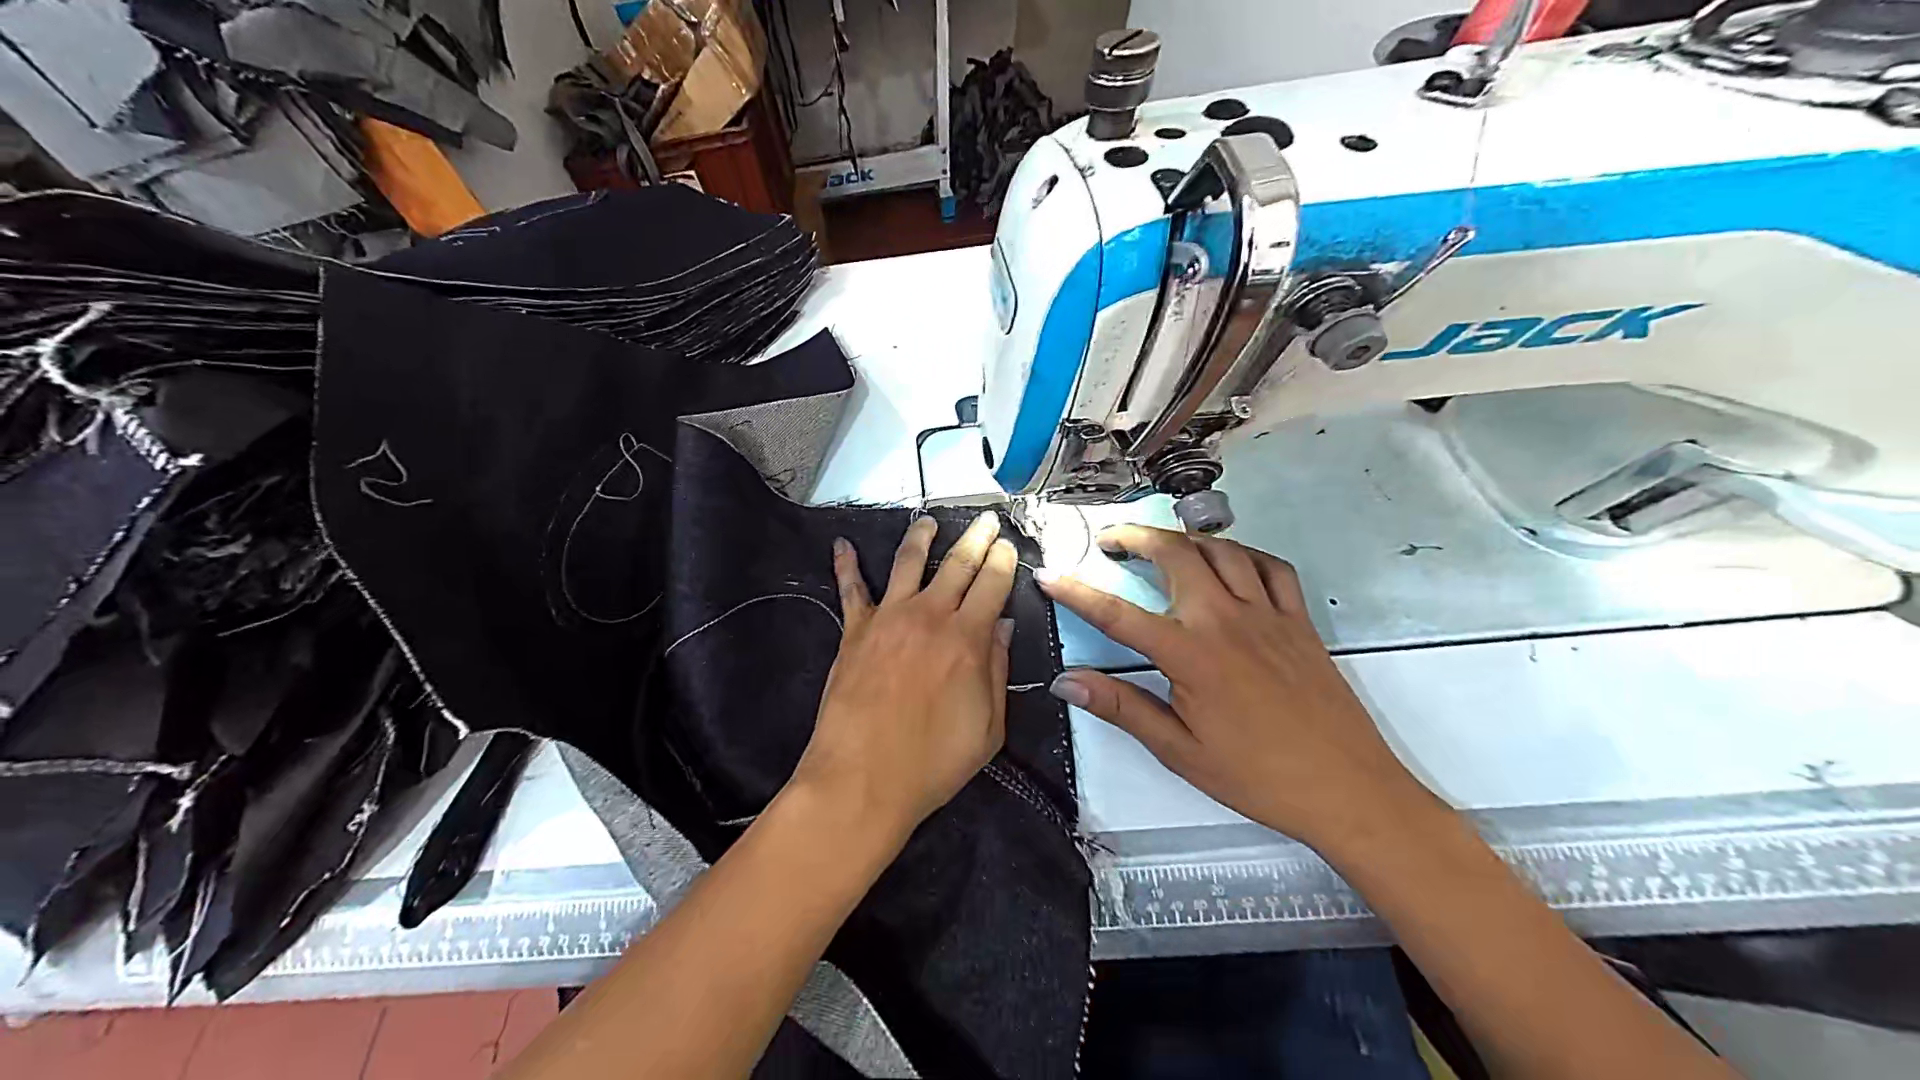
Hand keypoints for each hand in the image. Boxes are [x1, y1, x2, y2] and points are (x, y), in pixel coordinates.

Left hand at [790, 511, 1017, 836]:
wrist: (862, 779)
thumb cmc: (931, 762)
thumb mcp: (989, 727)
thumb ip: (998, 671)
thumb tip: (1003, 627)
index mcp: (968, 638)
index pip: (993, 583)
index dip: (1003, 560)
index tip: (1007, 546)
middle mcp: (930, 616)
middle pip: (958, 563)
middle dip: (976, 537)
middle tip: (986, 519)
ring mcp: (889, 618)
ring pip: (908, 562)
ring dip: (921, 537)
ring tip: (928, 521)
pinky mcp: (855, 630)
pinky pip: (850, 589)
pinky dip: (845, 564)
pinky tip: (842, 545)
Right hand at [1039, 526, 1442, 854]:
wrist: (1348, 789)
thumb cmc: (1257, 776)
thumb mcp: (1180, 750)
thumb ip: (1122, 707)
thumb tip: (1068, 682)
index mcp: (1191, 654)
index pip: (1119, 614)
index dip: (1078, 592)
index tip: (1050, 575)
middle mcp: (1226, 620)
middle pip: (1175, 555)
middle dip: (1135, 537)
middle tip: (1110, 540)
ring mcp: (1267, 614)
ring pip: (1221, 550)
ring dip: (1184, 537)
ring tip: (1161, 543)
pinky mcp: (1298, 620)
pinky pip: (1270, 567)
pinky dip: (1243, 553)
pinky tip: (1229, 561)